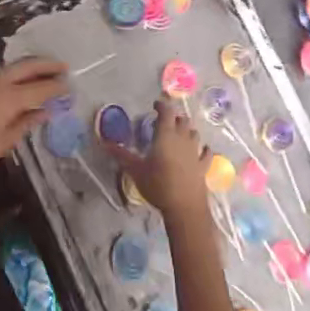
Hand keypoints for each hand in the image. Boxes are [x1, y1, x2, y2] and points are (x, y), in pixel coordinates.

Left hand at [0, 57, 68, 197]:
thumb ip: (22, 126)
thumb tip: (42, 113)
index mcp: (8, 98)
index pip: (41, 87)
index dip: (57, 87)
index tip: (70, 86)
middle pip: (26, 66)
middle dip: (46, 65)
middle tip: (64, 68)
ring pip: (10, 69)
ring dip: (28, 69)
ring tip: (43, 77)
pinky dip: (11, 77)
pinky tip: (15, 88)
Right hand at [104, 98, 209, 218]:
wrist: (184, 206)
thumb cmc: (158, 184)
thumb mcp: (135, 170)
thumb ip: (121, 155)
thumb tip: (103, 142)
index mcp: (166, 136)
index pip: (167, 113)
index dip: (162, 105)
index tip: (156, 104)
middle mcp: (183, 139)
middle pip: (182, 121)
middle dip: (174, 117)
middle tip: (165, 120)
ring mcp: (195, 153)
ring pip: (194, 134)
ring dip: (187, 130)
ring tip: (180, 133)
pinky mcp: (203, 166)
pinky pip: (206, 152)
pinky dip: (203, 148)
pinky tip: (201, 150)